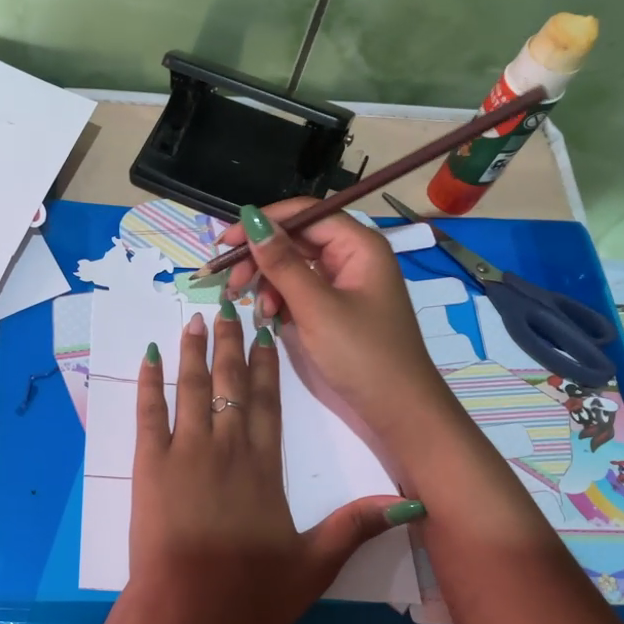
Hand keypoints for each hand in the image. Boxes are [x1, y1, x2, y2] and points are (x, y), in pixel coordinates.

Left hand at [124, 296, 420, 623]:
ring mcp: (185, 453)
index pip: (268, 402)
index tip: (265, 331)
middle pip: (230, 384)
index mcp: (265, 467)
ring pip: (193, 388)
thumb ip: (357, 526)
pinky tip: (148, 356)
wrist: (188, 615)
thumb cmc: (250, 596)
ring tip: (195, 320)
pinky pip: (149, 412)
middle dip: (231, 343)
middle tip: (229, 307)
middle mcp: (227, 448)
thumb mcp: (314, 565)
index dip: (266, 364)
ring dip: (194, 352)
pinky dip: (149, 382)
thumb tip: (413, 502)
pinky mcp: (148, 466)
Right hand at [216, 199, 444, 443]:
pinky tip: (269, 318)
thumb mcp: (316, 307)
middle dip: (261, 258)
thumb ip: (281, 263)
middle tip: (231, 283)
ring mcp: (345, 285)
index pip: (305, 214)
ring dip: (268, 282)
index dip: (264, 223)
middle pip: (297, 240)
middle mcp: (353, 258)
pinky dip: (280, 301)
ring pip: (295, 267)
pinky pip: (300, 292)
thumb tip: (251, 220)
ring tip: (253, 307)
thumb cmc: (362, 354)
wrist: (397, 409)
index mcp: (359, 246)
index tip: (226, 241)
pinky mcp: (336, 310)